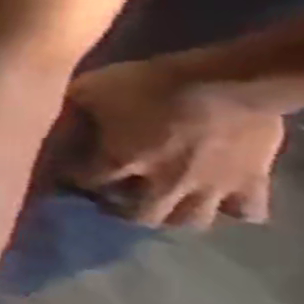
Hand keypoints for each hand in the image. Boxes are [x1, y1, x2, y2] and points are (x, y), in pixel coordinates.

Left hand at [68, 59, 284, 228]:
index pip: (88, 180)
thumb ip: (71, 106)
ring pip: (191, 221)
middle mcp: (165, 183)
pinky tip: (220, 200)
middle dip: (120, 210)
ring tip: (160, 205)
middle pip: (140, 214)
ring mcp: (212, 188)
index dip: (75, 178)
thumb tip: (50, 114)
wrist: (223, 82)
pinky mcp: (253, 184)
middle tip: (112, 201)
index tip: (69, 175)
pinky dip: (233, 210)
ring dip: (172, 216)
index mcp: (121, 159)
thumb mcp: (90, 87)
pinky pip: (247, 212)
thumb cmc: (148, 82)